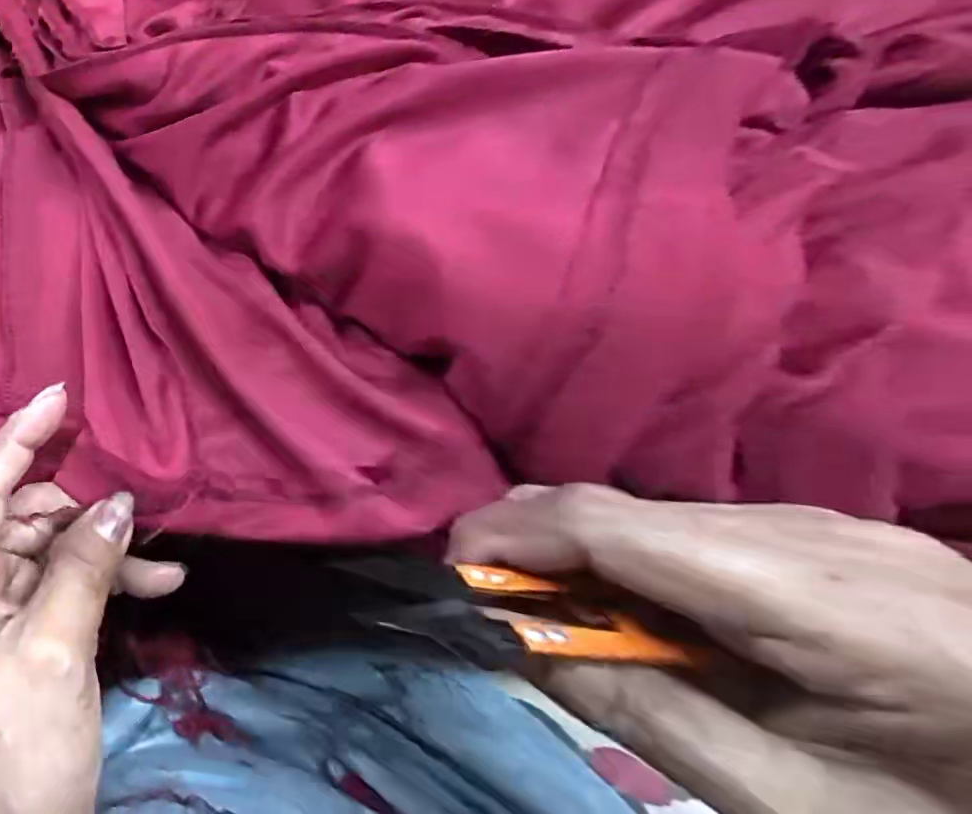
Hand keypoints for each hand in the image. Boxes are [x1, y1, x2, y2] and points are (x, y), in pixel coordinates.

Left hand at [0, 384, 185, 813]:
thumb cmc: (23, 744)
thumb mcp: (57, 651)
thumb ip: (85, 568)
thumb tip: (117, 502)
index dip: (20, 438)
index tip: (56, 396)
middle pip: (26, 509)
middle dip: (81, 505)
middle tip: (135, 497)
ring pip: (53, 536)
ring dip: (105, 544)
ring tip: (157, 558)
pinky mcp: (22, 603)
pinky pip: (65, 568)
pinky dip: (107, 572)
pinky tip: (158, 580)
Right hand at [450, 485, 971, 813]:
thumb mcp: (800, 808)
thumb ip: (639, 711)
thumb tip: (512, 638)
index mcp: (829, 598)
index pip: (605, 522)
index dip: (504, 536)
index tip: (454, 582)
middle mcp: (818, 531)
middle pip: (615, 506)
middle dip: (529, 546)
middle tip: (499, 610)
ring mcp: (834, 527)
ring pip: (644, 513)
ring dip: (581, 559)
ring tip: (577, 626)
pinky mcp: (837, 538)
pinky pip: (691, 529)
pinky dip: (636, 565)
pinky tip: (657, 623)